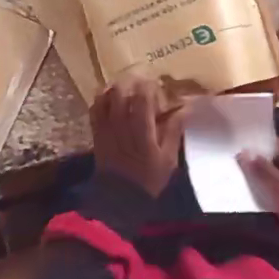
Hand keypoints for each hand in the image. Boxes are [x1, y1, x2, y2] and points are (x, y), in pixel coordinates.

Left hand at [91, 76, 187, 197]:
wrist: (120, 196)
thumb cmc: (149, 178)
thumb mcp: (168, 158)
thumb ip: (174, 130)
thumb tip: (184, 108)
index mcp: (141, 130)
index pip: (142, 98)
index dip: (148, 86)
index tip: (156, 83)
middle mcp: (121, 123)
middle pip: (121, 92)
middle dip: (132, 82)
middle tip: (141, 82)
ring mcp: (106, 126)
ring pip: (106, 96)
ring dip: (116, 87)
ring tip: (126, 86)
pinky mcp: (96, 131)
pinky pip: (95, 108)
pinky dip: (102, 98)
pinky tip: (110, 97)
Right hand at [239, 139, 278, 237]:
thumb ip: (263, 168)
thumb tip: (244, 152)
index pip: (278, 143)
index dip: (261, 140)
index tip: (241, 139)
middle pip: (274, 157)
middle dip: (256, 156)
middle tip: (234, 153)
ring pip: (271, 172)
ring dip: (257, 171)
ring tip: (236, 167)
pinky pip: (271, 185)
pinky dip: (261, 184)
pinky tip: (246, 184)